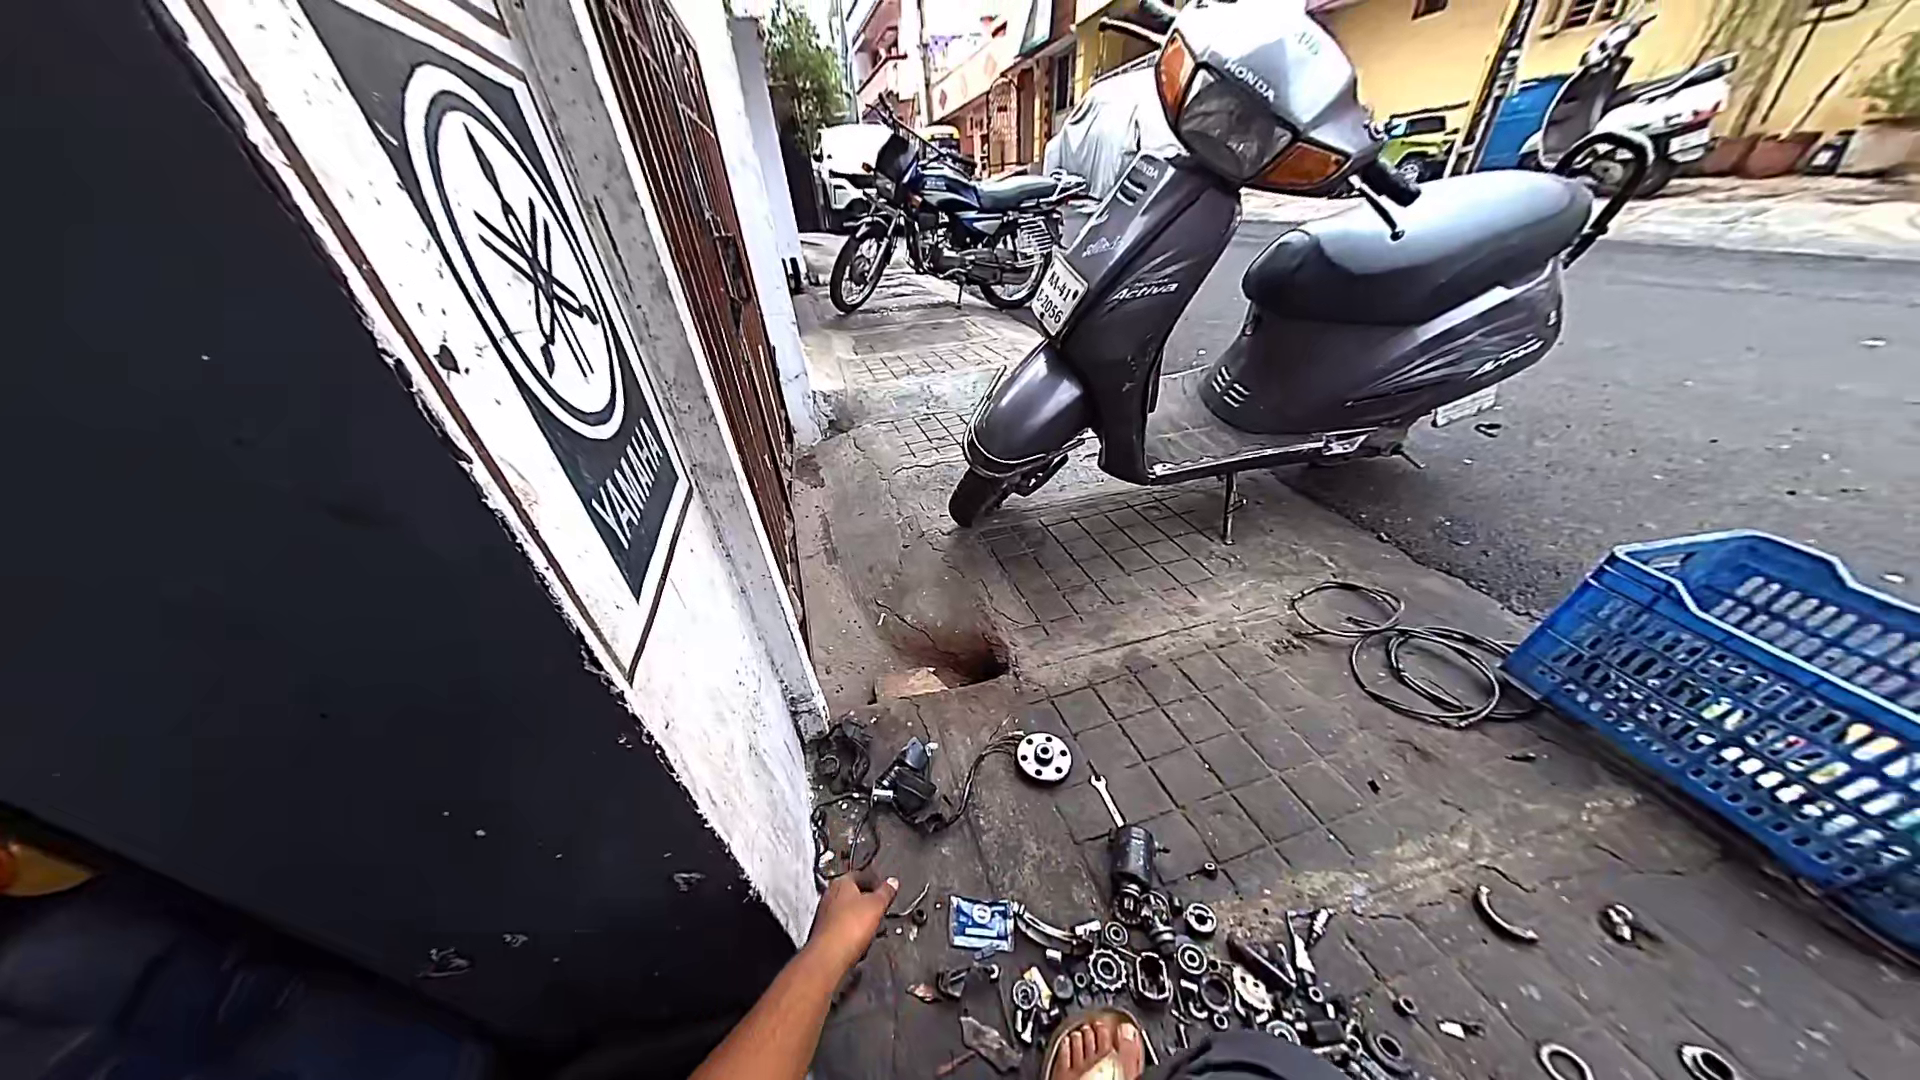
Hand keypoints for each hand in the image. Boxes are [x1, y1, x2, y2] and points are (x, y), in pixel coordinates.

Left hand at [805, 873, 898, 972]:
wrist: (828, 959)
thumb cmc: (848, 928)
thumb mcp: (877, 905)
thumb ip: (886, 892)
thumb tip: (892, 883)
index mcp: (842, 882)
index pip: (861, 875)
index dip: (875, 883)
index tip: (884, 890)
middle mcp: (829, 896)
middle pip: (853, 895)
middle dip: (866, 904)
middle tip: (879, 911)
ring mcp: (824, 917)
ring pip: (846, 914)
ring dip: (858, 921)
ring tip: (871, 930)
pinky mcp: (823, 936)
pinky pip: (841, 931)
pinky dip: (850, 935)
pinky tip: (858, 944)